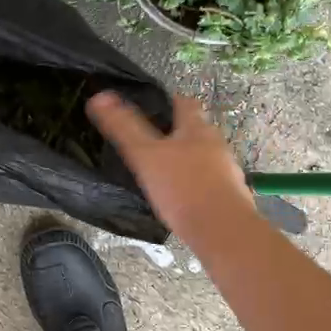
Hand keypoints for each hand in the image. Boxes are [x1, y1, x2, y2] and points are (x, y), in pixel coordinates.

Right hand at [86, 91, 257, 240]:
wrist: (224, 233)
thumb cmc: (183, 188)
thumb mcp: (144, 155)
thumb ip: (123, 127)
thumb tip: (99, 97)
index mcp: (197, 129)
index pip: (185, 102)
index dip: (169, 101)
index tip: (151, 108)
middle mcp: (217, 145)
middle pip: (196, 130)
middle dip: (176, 133)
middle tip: (149, 142)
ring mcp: (228, 172)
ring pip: (204, 157)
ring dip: (186, 160)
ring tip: (161, 171)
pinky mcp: (231, 197)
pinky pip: (209, 182)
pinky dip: (194, 184)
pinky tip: (178, 198)